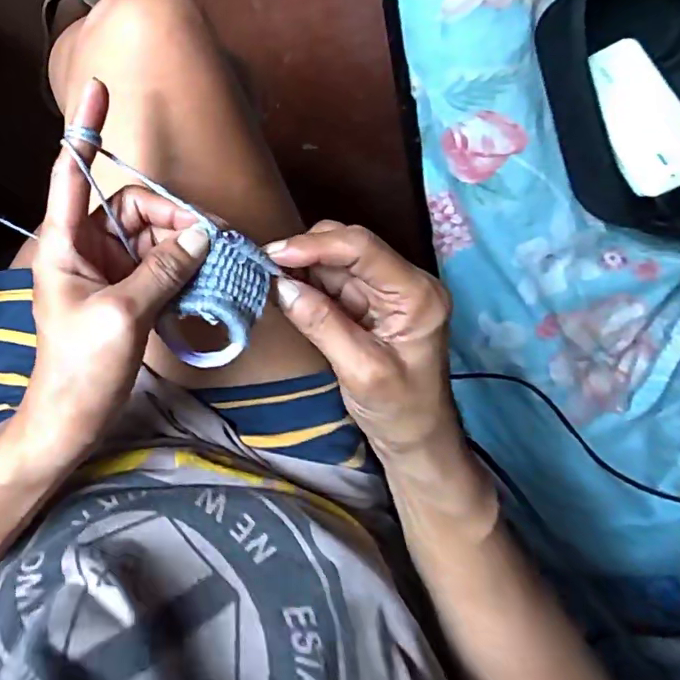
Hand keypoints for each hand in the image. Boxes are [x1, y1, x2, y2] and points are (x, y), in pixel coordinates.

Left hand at [12, 80, 209, 470]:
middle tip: (211, 238)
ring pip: (148, 233)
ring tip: (214, 261)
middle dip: (171, 214)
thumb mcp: (124, 314)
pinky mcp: (121, 287)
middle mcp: (82, 245)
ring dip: (182, 242)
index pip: (71, 172)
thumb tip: (202, 233)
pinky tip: (203, 274)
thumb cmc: (80, 367)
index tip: (97, 88)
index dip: (85, 129)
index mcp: (64, 242)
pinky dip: (179, 263)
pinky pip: (155, 260)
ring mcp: (103, 266)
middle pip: (131, 205)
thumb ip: (163, 269)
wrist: (70, 418)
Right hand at [264, 222, 457, 462]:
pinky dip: (301, 276)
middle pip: (347, 242)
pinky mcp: (362, 298)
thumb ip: (323, 325)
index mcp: (416, 294)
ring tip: (268, 277)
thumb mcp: (362, 372)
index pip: (363, 248)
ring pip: (332, 254)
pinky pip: (326, 274)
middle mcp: (402, 281)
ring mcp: (381, 288)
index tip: (273, 255)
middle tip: (263, 267)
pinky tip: (282, 287)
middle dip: (304, 250)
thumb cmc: (400, 410)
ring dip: (298, 262)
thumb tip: (282, 286)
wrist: (416, 438)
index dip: (315, 245)